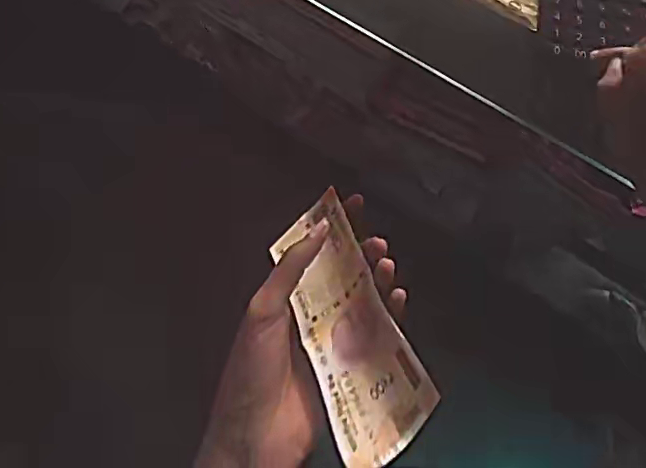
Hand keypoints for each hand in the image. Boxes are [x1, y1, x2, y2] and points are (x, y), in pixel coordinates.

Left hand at [195, 194, 406, 467]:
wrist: (252, 441)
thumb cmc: (249, 373)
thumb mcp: (262, 311)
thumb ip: (289, 268)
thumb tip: (317, 228)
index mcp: (288, 296)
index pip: (315, 250)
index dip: (335, 226)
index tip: (354, 204)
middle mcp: (312, 313)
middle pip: (345, 273)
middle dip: (362, 253)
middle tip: (376, 242)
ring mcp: (331, 339)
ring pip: (363, 300)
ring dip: (378, 280)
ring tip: (386, 266)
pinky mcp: (348, 366)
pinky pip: (374, 336)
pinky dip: (390, 316)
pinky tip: (396, 302)